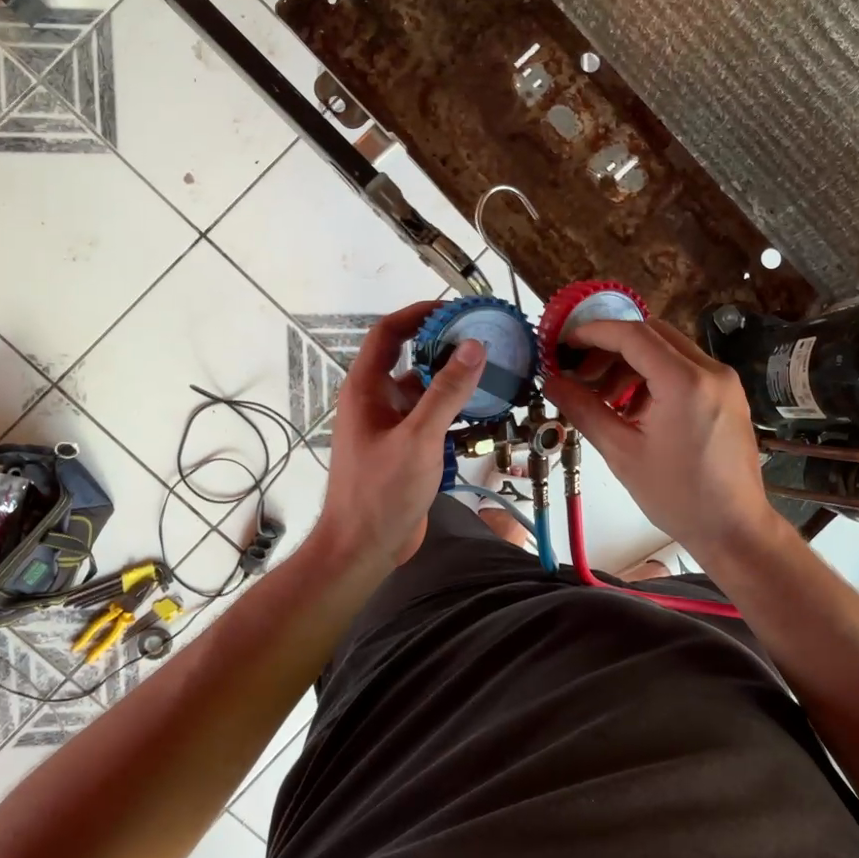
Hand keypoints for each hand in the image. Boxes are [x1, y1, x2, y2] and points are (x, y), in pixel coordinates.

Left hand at [315, 302, 485, 565]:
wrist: (363, 548)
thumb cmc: (381, 492)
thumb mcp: (419, 438)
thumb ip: (447, 392)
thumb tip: (473, 347)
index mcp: (365, 388)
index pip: (389, 332)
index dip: (420, 313)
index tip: (458, 309)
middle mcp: (376, 401)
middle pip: (412, 360)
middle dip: (447, 349)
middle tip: (488, 341)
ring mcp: (390, 427)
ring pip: (425, 393)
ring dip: (454, 384)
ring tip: (495, 375)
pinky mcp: (404, 450)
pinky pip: (431, 420)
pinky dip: (454, 414)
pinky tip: (484, 415)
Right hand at [542, 319, 779, 557]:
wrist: (734, 528)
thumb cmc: (678, 497)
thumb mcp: (622, 452)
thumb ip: (584, 410)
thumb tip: (552, 382)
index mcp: (685, 382)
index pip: (633, 335)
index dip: (593, 333)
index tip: (565, 344)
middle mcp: (711, 370)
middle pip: (652, 334)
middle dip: (612, 348)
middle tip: (581, 374)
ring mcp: (725, 381)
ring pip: (669, 350)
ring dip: (632, 364)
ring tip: (605, 399)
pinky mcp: (728, 395)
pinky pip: (686, 369)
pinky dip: (656, 377)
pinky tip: (634, 409)